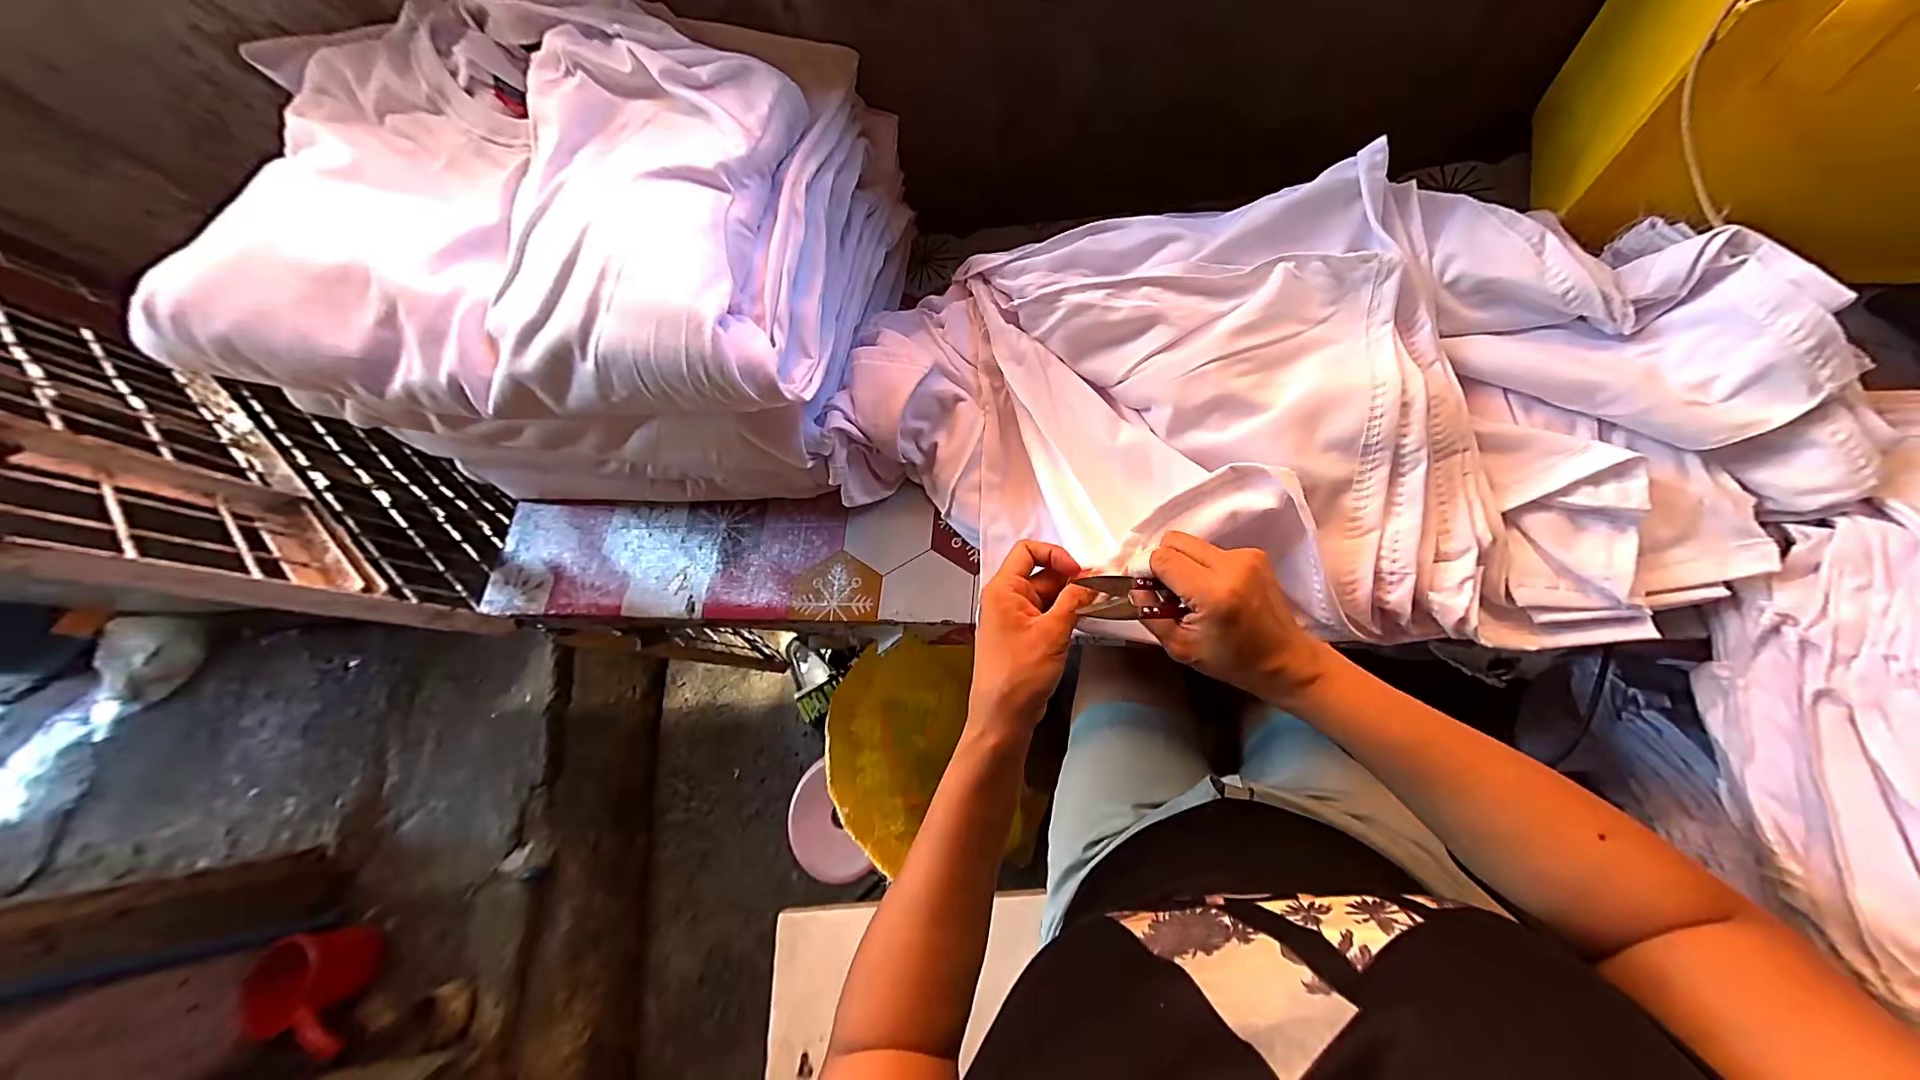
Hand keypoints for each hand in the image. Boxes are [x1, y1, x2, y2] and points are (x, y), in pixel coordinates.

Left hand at [969, 540, 1096, 731]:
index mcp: (1002, 590)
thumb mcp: (1052, 633)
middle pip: (1042, 572)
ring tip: (1094, 604)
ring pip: (1048, 593)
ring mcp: (1015, 617)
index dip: (1056, 555)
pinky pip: (1048, 612)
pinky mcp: (1025, 634)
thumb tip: (1090, 582)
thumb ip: (1074, 601)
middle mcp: (1005, 599)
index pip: (1028, 550)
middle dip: (1070, 579)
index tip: (1079, 570)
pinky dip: (1066, 612)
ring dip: (1071, 597)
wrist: (1003, 716)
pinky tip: (1082, 618)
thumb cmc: (1014, 679)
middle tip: (1098, 588)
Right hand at [1142, 531, 1334, 705]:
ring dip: (1181, 564)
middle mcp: (1231, 565)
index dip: (1143, 569)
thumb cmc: (1233, 661)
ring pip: (1191, 544)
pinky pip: (1210, 550)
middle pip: (1174, 541)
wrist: (1286, 660)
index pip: (1162, 558)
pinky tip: (1209, 591)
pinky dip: (1200, 566)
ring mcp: (1246, 556)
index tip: (1141, 586)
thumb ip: (1149, 613)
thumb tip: (1134, 587)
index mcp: (1213, 592)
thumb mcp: (1180, 647)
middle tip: (1162, 590)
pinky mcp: (1253, 554)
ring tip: (1188, 594)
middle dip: (1160, 562)